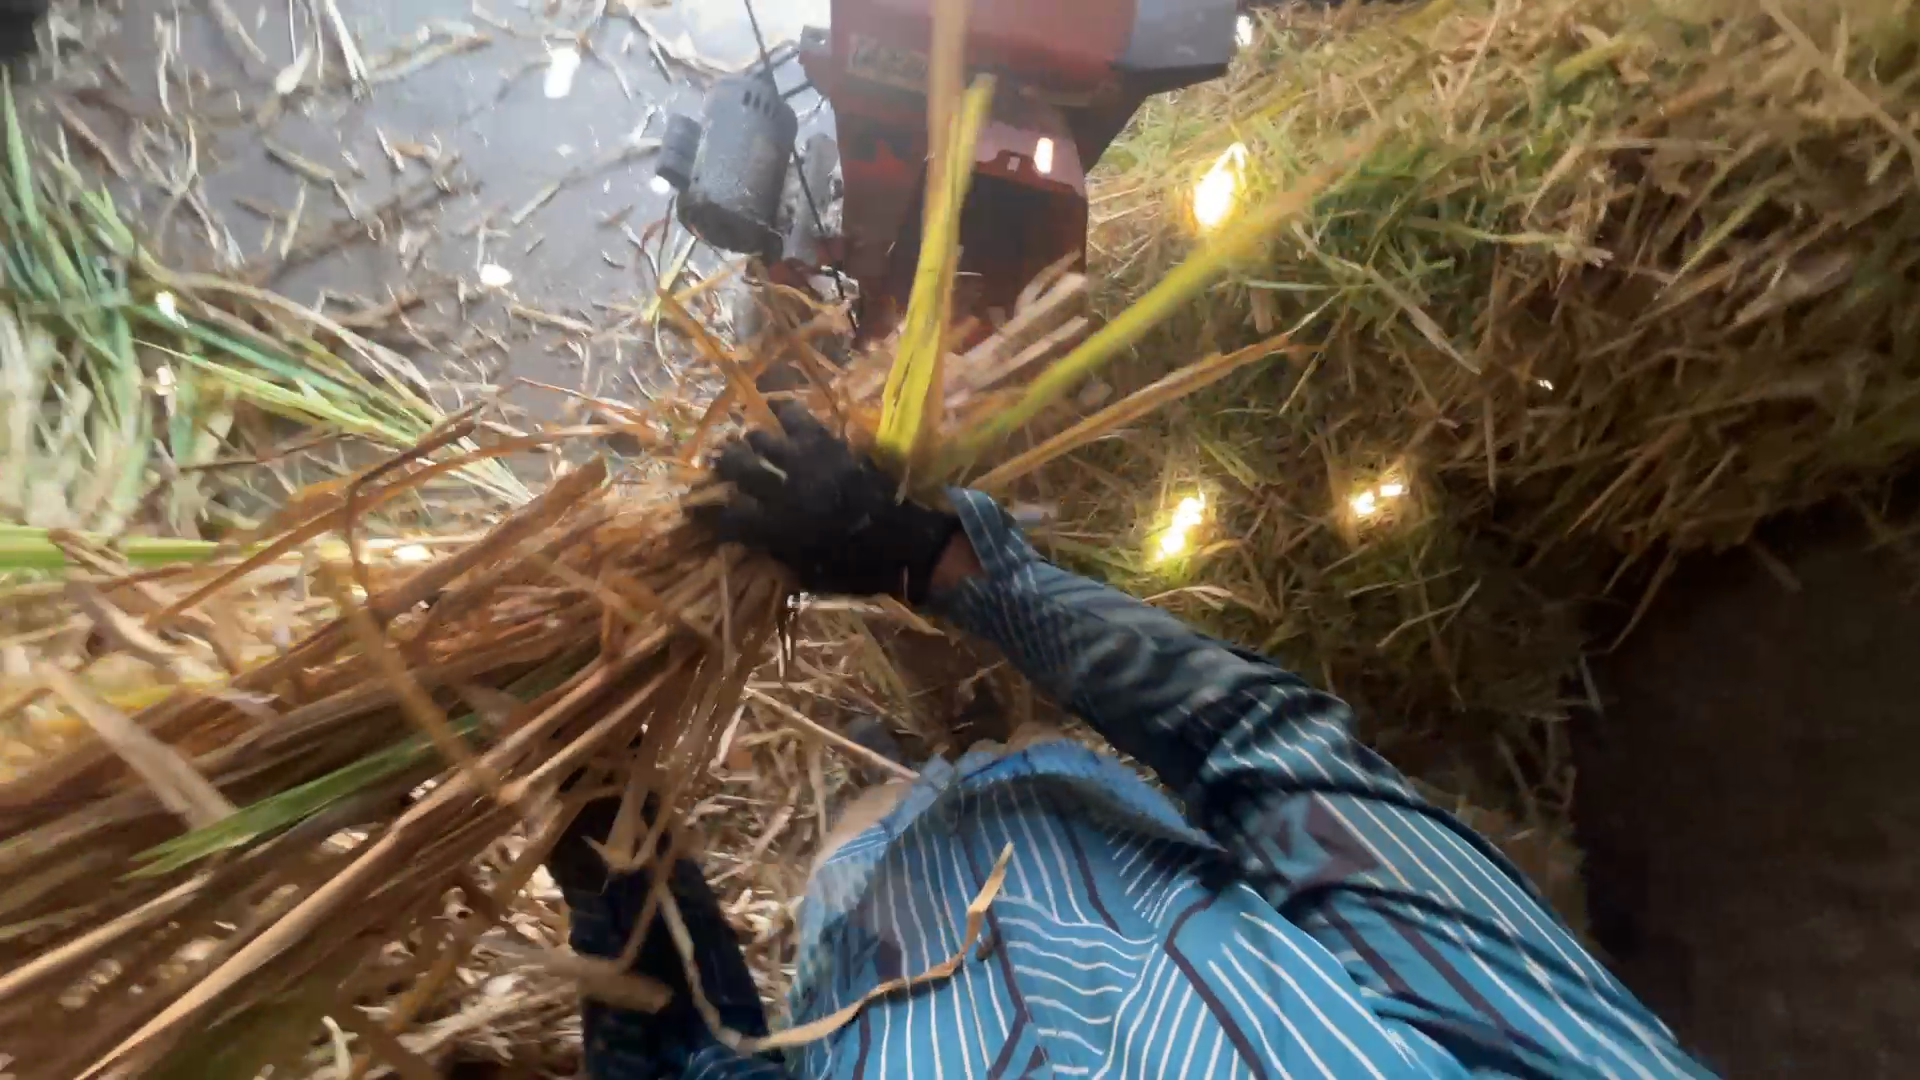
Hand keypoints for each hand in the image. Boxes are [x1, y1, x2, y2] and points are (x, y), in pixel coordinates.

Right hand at [692, 403, 959, 601]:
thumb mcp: (808, 575)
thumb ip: (777, 556)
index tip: (696, 509)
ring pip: (763, 440)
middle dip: (723, 465)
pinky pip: (801, 420)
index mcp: (776, 530)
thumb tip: (754, 542)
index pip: (727, 518)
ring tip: (751, 442)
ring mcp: (807, 465)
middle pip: (738, 468)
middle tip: (720, 462)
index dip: (707, 514)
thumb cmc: (856, 569)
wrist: (904, 543)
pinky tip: (778, 408)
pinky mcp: (830, 446)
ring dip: (753, 441)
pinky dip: (786, 411)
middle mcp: (784, 492)